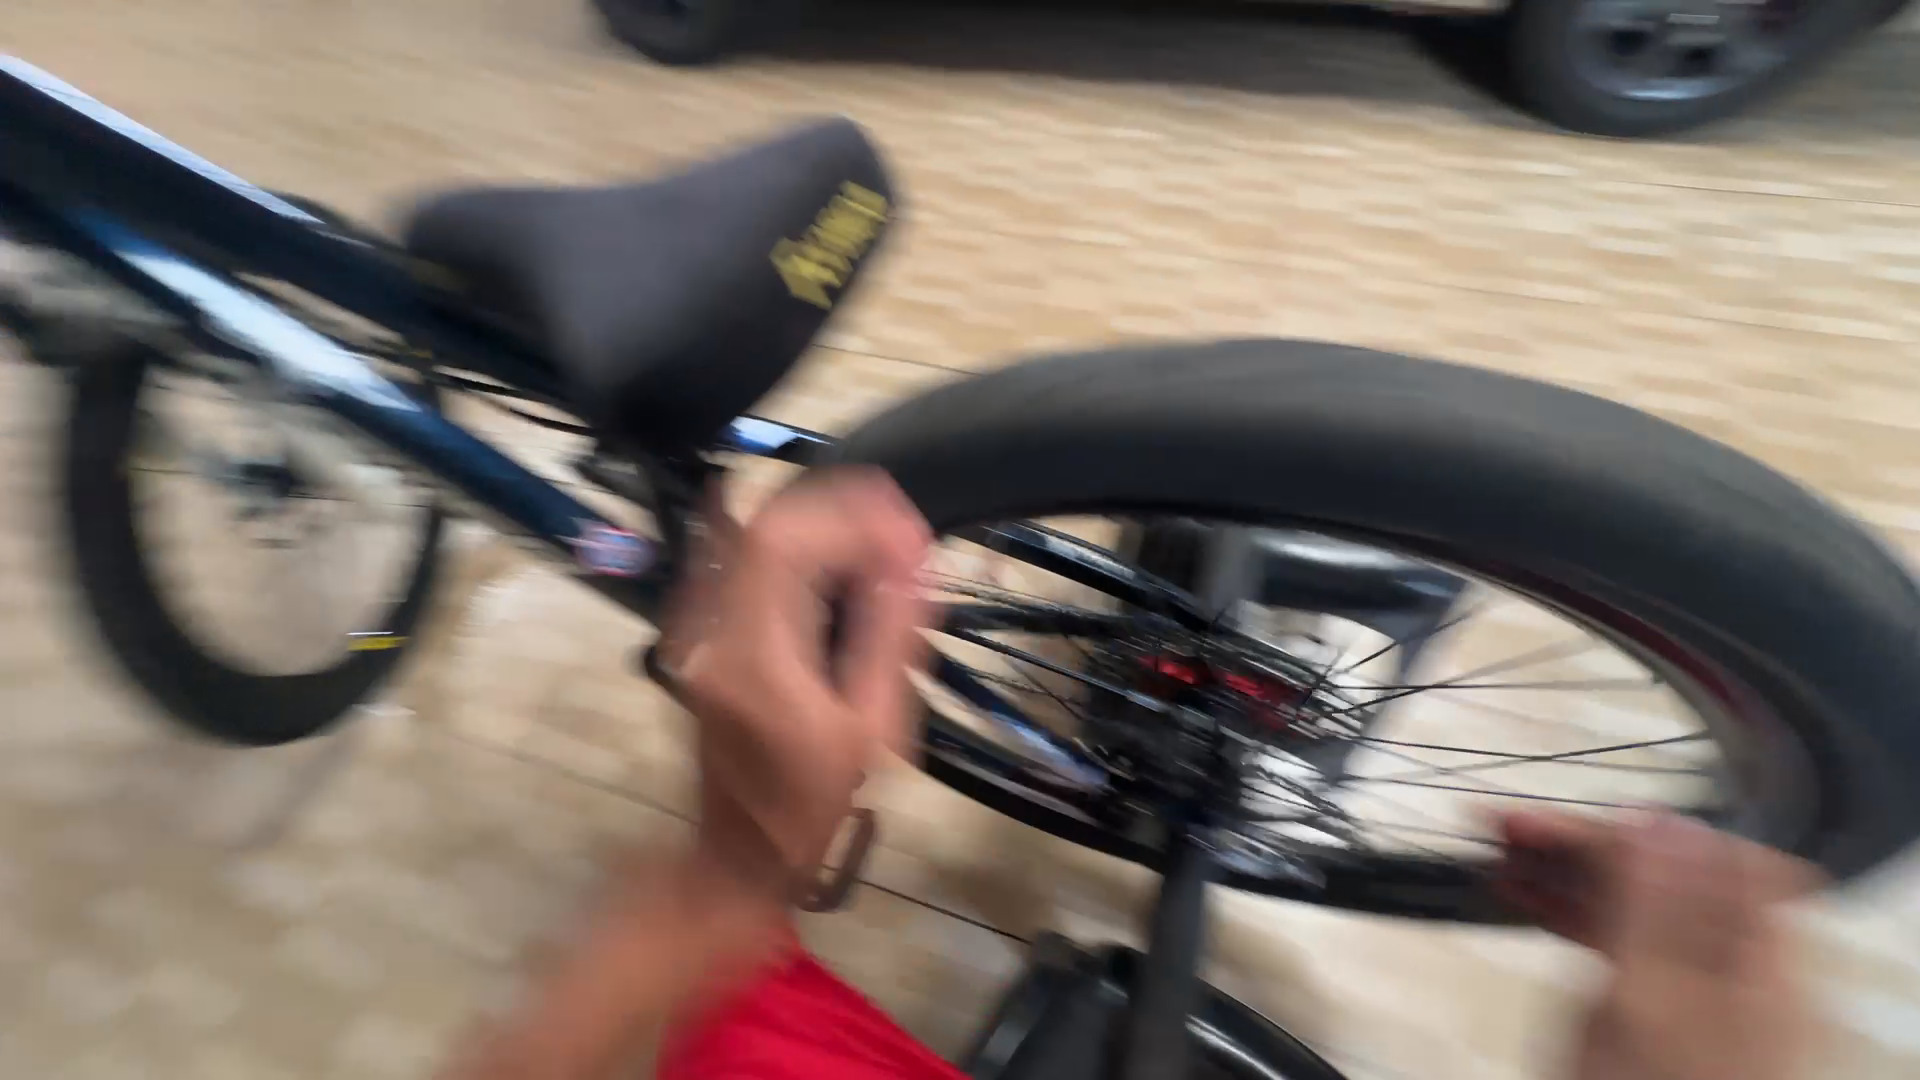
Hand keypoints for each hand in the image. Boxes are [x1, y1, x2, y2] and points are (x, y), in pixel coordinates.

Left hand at [656, 468, 931, 901]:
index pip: (786, 544)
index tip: (908, 536)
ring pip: (757, 534)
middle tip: (900, 530)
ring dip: (824, 523)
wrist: (738, 849)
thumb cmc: (810, 802)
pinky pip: (750, 559)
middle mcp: (712, 628)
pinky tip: (843, 562)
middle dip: (841, 509)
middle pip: (767, 525)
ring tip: (882, 543)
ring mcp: (699, 627)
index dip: (851, 519)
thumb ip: (889, 637)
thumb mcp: (871, 728)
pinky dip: (802, 545)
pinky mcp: (703, 630)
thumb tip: (911, 563)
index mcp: (753, 656)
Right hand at [1495, 812, 1818, 1079]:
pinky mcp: (1638, 997)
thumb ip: (1663, 910)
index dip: (1654, 834)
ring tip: (1492, 848)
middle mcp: (1727, 966)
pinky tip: (1508, 886)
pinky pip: (1601, 928)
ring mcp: (1682, 983)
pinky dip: (1555, 901)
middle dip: (1582, 843)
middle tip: (1502, 825)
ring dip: (1558, 866)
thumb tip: (1665, 817)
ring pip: (1624, 897)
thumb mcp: (1649, 1000)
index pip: (1729, 865)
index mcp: (1757, 966)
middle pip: (1664, 876)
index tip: (1576, 825)